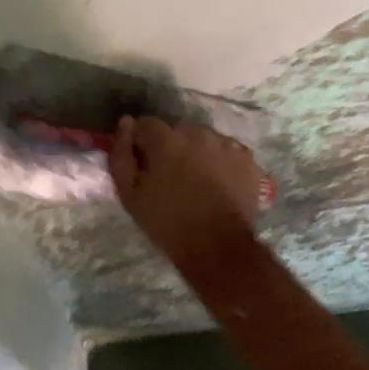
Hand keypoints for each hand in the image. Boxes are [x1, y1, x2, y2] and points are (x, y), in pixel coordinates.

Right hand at [108, 115, 263, 266]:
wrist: (217, 246)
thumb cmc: (167, 222)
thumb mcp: (130, 193)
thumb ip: (121, 154)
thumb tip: (125, 123)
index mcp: (167, 139)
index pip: (146, 124)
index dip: (141, 142)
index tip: (142, 162)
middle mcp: (198, 133)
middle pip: (177, 131)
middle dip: (171, 147)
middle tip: (170, 176)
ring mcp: (226, 144)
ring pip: (204, 140)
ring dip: (197, 153)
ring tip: (197, 181)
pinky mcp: (247, 158)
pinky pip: (227, 152)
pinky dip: (221, 162)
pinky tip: (218, 183)